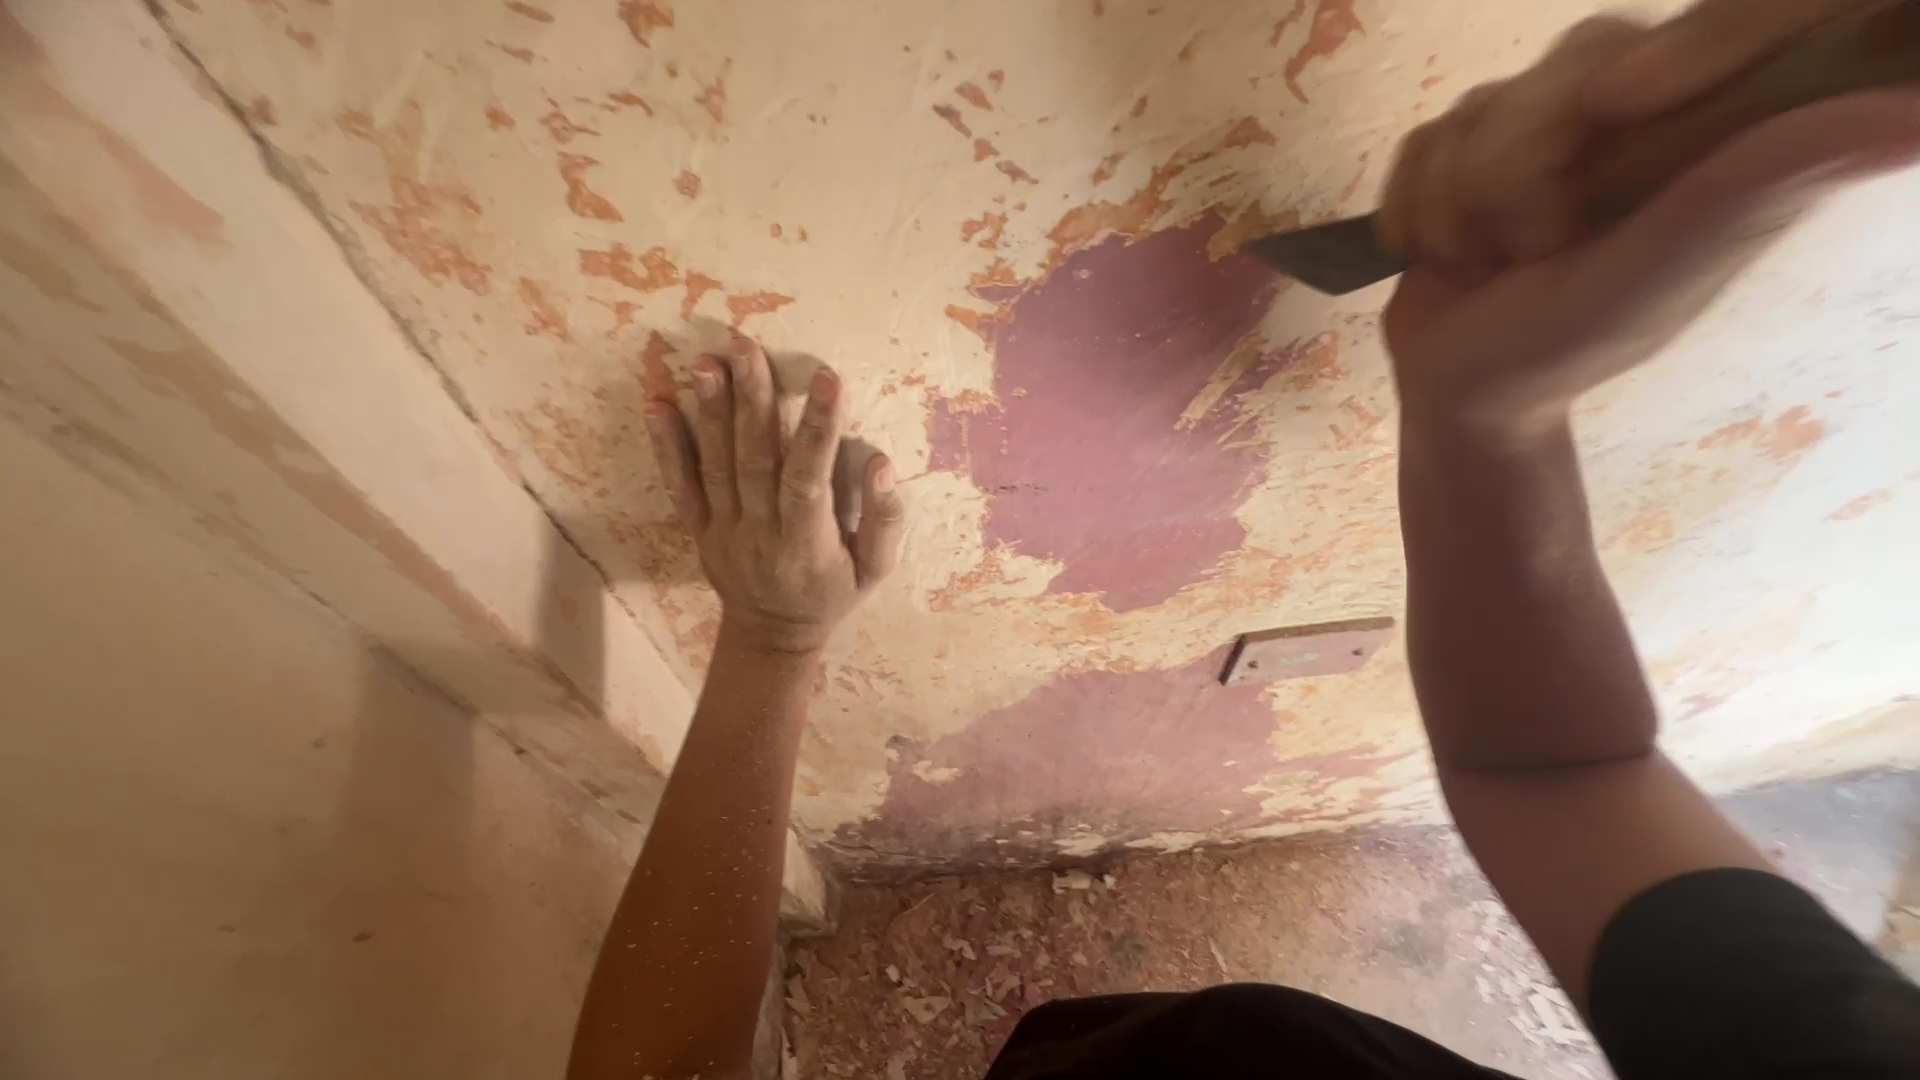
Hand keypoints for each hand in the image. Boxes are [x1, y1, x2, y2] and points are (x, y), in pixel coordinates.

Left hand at [644, 338, 904, 654]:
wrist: (772, 635)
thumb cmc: (833, 596)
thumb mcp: (876, 572)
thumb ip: (885, 521)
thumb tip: (882, 465)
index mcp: (807, 545)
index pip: (810, 480)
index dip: (819, 429)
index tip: (828, 378)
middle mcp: (760, 534)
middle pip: (755, 462)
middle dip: (753, 402)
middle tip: (747, 347)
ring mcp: (724, 531)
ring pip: (716, 467)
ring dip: (711, 413)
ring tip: (708, 362)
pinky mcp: (699, 529)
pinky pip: (681, 487)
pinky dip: (667, 447)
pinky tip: (657, 407)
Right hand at [1377, 15, 1919, 438]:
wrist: (1458, 390)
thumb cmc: (1557, 348)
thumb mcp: (1653, 278)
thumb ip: (1747, 189)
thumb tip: (1914, 121)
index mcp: (1710, 129)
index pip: (1724, 21)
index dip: (1670, 56)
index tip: (1612, 114)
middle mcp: (1632, 111)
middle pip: (1571, 67)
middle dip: (1516, 179)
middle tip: (1529, 254)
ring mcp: (1536, 127)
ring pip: (1476, 108)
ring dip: (1455, 211)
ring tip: (1481, 265)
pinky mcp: (1460, 151)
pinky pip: (1420, 143)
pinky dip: (1410, 212)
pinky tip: (1434, 254)